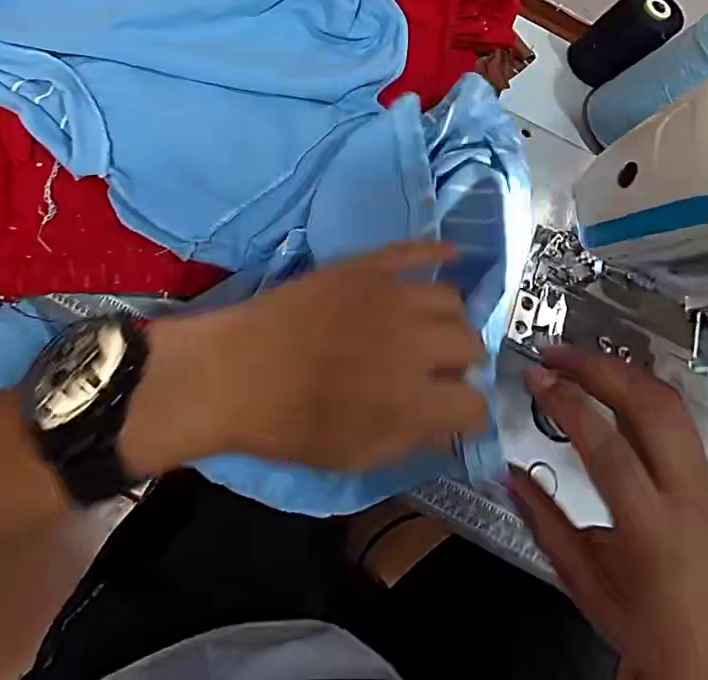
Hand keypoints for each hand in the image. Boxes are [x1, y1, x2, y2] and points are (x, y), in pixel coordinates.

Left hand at [120, 242, 487, 475]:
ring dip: (449, 322)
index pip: (474, 405)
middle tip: (438, 372)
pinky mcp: (367, 267)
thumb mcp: (354, 456)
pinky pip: (416, 252)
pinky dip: (439, 254)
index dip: (467, 414)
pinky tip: (453, 257)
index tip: (454, 415)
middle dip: (462, 364)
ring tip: (428, 331)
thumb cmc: (287, 423)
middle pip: (471, 344)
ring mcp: (391, 296)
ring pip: (451, 300)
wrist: (232, 369)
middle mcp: (415, 342)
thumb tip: (445, 427)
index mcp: (413, 400)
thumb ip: (410, 441)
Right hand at [505, 344, 707, 679]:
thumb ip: (544, 523)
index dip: (568, 405)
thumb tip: (510, 476)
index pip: (610, 449)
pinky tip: (610, 383)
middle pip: (650, 406)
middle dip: (596, 367)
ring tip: (577, 360)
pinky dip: (637, 385)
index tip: (537, 380)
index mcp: (655, 532)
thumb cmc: (655, 633)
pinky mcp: (707, 475)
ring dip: (619, 370)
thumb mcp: (585, 584)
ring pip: (669, 401)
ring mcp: (703, 482)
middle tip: (554, 355)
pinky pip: (675, 413)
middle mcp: (688, 497)